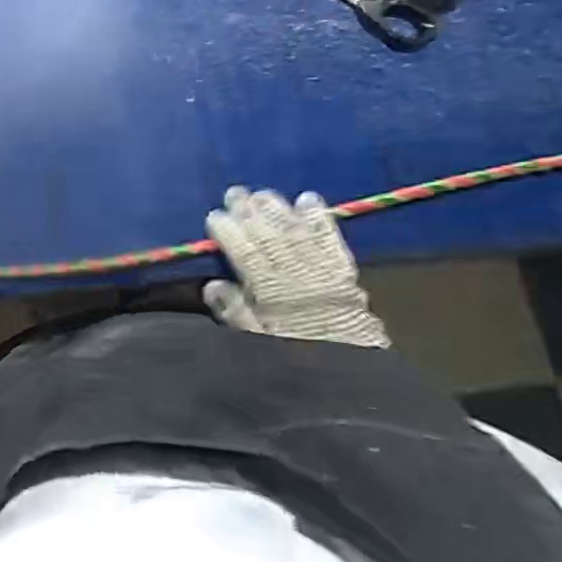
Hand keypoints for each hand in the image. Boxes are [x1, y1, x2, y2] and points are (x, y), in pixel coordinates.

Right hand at [203, 186, 389, 347]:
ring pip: (297, 234)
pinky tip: (308, 200)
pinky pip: (331, 241)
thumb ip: (235, 312)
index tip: (215, 215)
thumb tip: (212, 284)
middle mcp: (297, 276)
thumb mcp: (257, 340)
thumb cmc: (294, 353)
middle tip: (235, 192)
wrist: (350, 370)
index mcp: (271, 293)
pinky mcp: (343, 271)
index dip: (230, 233)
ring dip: (279, 211)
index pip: (245, 255)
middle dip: (251, 213)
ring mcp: (322, 271)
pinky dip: (320, 219)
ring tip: (264, 193)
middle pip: (270, 238)